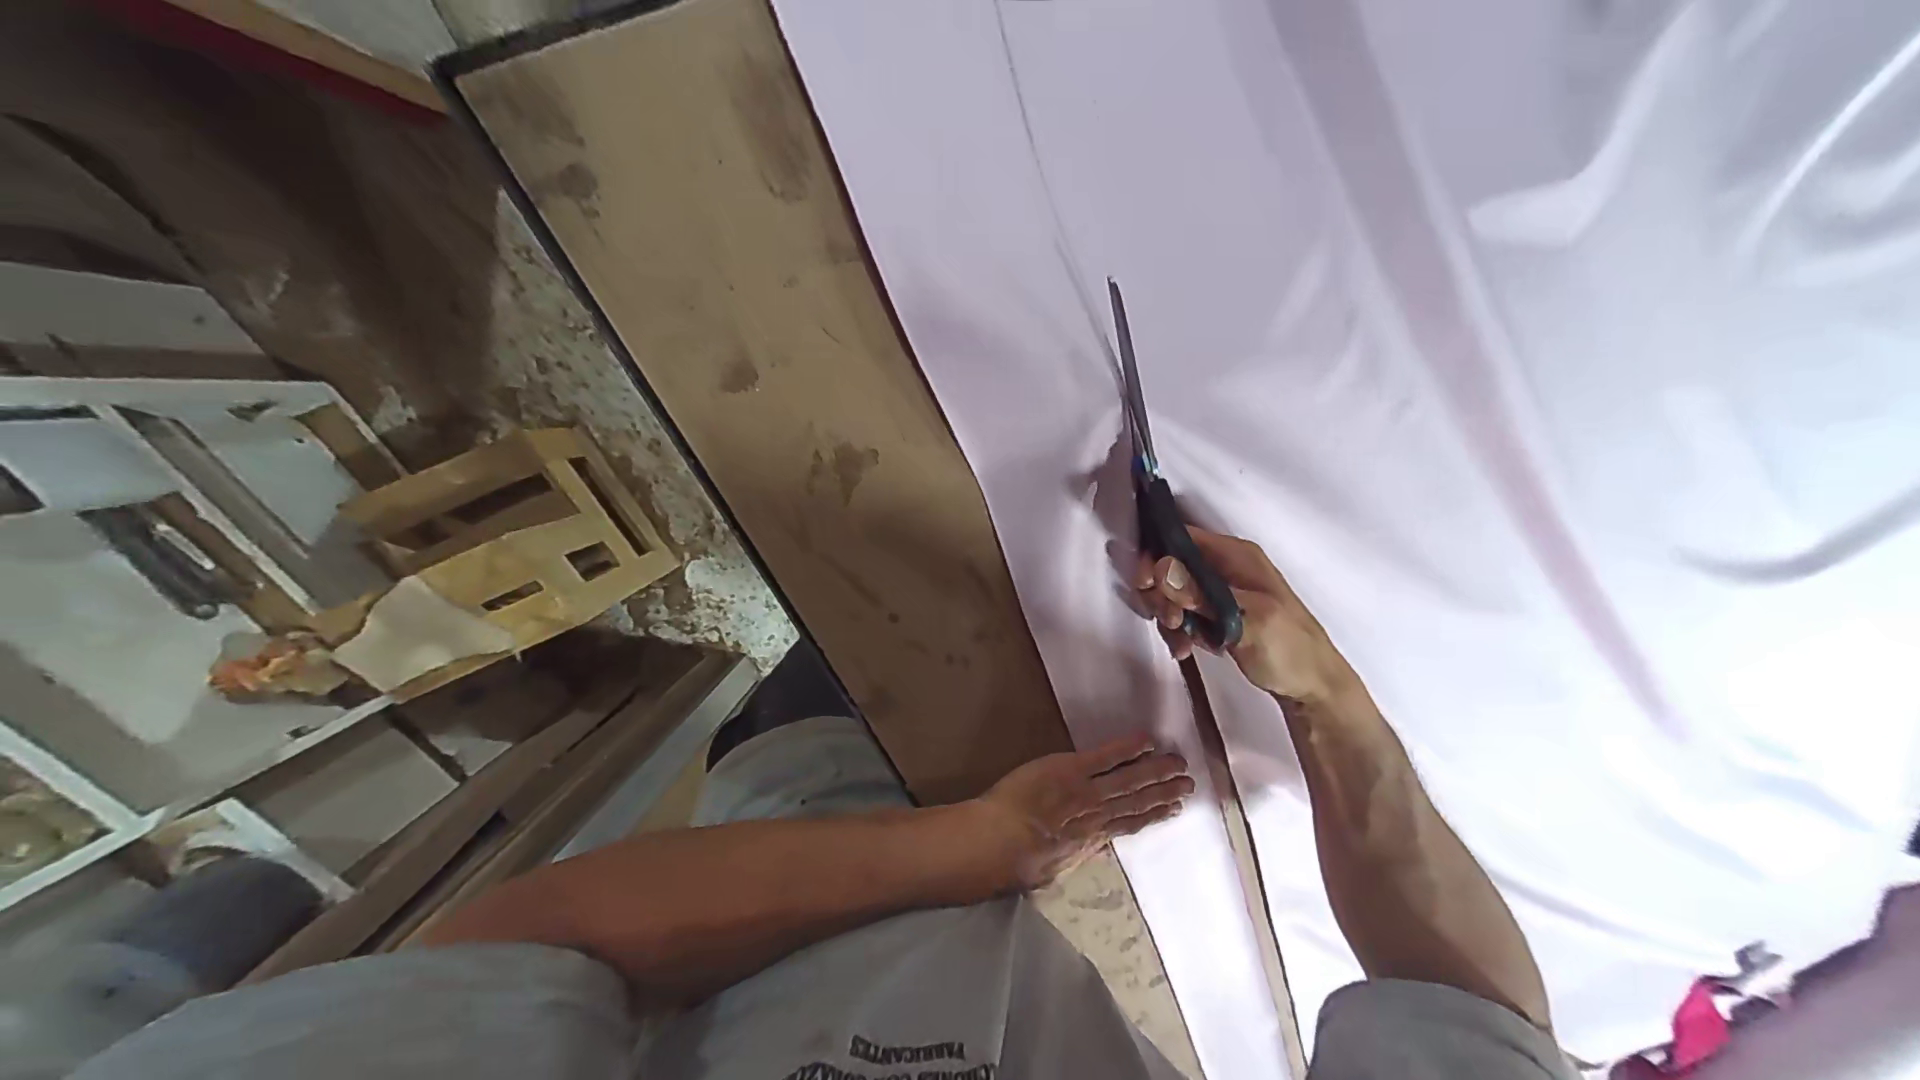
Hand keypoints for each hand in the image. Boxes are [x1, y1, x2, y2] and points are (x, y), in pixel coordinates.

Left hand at [965, 735, 1192, 890]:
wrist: (999, 842)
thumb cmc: (1017, 861)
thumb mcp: (1054, 869)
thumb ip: (1078, 854)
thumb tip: (1096, 850)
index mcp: (1092, 840)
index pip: (1131, 825)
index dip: (1155, 816)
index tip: (1174, 810)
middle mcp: (1098, 815)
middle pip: (1139, 802)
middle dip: (1165, 792)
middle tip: (1189, 784)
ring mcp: (1087, 791)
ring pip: (1131, 780)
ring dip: (1157, 771)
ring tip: (1179, 765)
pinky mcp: (1071, 769)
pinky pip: (1106, 757)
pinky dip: (1128, 749)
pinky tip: (1147, 741)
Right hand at [1132, 526, 1357, 705]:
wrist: (1314, 690)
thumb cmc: (1290, 651)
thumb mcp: (1248, 621)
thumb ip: (1203, 594)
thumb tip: (1163, 568)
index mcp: (1237, 556)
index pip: (1182, 537)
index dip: (1156, 556)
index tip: (1145, 585)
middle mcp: (1226, 567)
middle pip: (1171, 566)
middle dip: (1161, 593)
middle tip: (1171, 620)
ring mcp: (1221, 591)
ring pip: (1173, 592)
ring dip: (1168, 616)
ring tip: (1182, 642)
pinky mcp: (1217, 614)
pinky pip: (1183, 613)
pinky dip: (1178, 630)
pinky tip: (1185, 649)